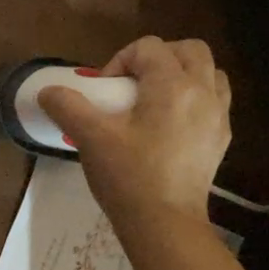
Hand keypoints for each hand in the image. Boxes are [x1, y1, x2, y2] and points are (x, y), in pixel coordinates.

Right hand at [39, 37, 231, 221]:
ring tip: (152, 100)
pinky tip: (167, 124)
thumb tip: (48, 91)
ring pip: (209, 73)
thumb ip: (67, 106)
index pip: (149, 47)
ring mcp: (218, 116)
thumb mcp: (89, 137)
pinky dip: (193, 98)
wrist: (164, 222)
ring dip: (181, 75)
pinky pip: (214, 100)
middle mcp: (204, 93)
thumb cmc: (128, 175)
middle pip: (189, 50)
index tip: (103, 93)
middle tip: (130, 85)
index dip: (119, 61)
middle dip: (157, 58)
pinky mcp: (220, 138)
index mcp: (173, 86)